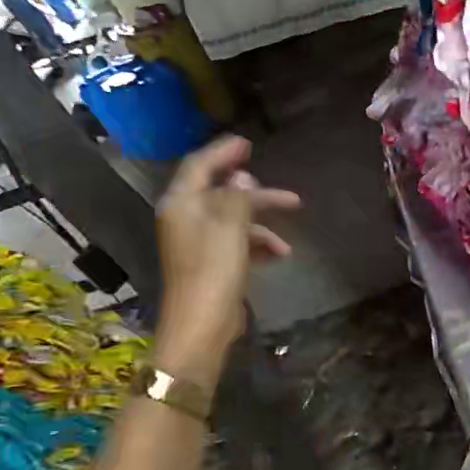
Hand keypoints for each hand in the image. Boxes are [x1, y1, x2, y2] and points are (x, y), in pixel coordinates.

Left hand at [154, 135, 300, 384]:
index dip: (223, 152)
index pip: (200, 166)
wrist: (202, 326)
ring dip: (262, 225)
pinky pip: (236, 243)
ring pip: (233, 220)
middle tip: (286, 194)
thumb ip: (238, 196)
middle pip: (222, 193)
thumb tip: (243, 177)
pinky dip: (257, 244)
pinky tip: (279, 255)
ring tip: (287, 239)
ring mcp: (197, 243)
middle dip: (255, 194)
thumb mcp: (230, 226)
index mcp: (182, 203)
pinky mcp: (210, 264)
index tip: (247, 143)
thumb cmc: (213, 270)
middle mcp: (185, 218)